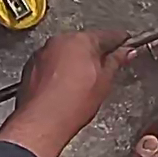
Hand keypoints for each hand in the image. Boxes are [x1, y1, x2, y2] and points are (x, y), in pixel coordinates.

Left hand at [0, 30, 130, 156]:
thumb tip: (125, 52)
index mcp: (80, 40)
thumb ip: (115, 62)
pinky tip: (65, 87)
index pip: (106, 35)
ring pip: (65, 52)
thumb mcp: (104, 82)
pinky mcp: (31, 67)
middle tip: (105, 69)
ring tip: (83, 83)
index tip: (126, 44)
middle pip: (83, 42)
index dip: (119, 41)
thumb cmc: (72, 104)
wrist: (41, 121)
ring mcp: (42, 53)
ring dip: (75, 62)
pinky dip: (59, 71)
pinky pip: (51, 63)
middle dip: (94, 53)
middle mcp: (59, 41)